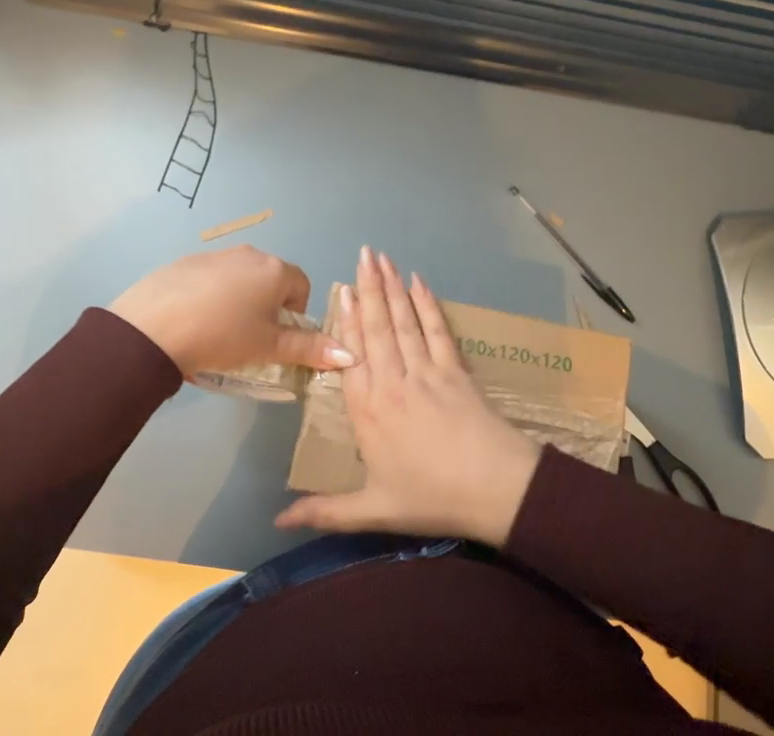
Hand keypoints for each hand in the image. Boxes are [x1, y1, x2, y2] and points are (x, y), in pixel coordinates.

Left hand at [109, 246, 354, 376]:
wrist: (152, 327)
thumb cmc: (222, 336)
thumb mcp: (269, 347)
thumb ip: (309, 349)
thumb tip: (349, 354)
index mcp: (275, 270)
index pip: (302, 285)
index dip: (296, 313)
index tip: (277, 338)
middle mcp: (249, 254)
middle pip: (271, 279)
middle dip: (268, 307)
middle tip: (251, 338)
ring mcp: (214, 255)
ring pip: (240, 278)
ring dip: (239, 300)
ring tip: (220, 332)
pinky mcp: (184, 262)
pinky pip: (210, 279)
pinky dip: (210, 297)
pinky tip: (194, 321)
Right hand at [275, 247, 540, 546]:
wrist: (496, 489)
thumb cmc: (432, 499)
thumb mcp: (373, 511)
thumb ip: (325, 511)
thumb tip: (277, 521)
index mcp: (369, 413)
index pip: (351, 357)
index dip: (345, 321)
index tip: (340, 290)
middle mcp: (394, 384)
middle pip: (377, 329)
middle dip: (368, 288)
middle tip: (363, 253)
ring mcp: (427, 373)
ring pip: (404, 323)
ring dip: (393, 288)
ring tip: (382, 258)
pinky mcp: (457, 371)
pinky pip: (438, 331)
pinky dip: (428, 305)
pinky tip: (420, 282)